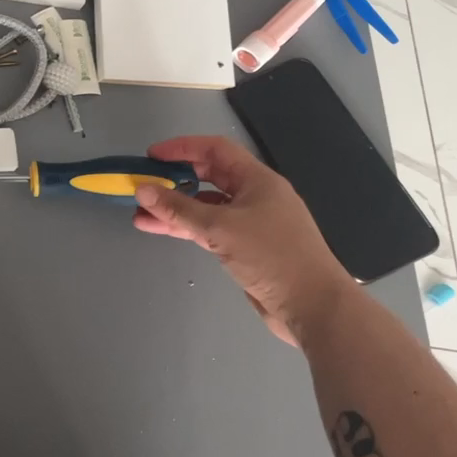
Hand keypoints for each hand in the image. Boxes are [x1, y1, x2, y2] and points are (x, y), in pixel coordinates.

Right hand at [134, 136, 355, 345]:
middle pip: (209, 176)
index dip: (182, 148)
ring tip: (141, 213)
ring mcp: (253, 223)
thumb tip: (142, 189)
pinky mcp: (248, 248)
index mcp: (258, 181)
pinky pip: (210, 228)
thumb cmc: (272, 257)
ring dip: (175, 207)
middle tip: (145, 183)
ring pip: (206, 206)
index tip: (151, 156)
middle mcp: (256, 197)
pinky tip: (161, 229)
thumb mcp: (220, 228)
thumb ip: (178, 209)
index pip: (215, 150)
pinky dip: (186, 226)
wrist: (315, 309)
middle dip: (175, 178)